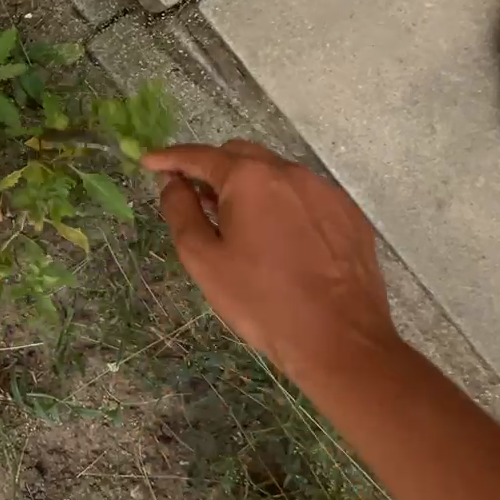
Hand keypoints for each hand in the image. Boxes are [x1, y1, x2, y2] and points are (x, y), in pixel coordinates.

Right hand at [141, 140, 398, 382]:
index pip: (198, 155)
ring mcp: (325, 193)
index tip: (149, 162)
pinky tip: (278, 237)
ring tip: (238, 221)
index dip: (169, 157)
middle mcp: (289, 173)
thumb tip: (173, 183)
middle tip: (196, 198)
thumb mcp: (202, 257)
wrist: (343, 345)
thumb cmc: (262, 300)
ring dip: (248, 185)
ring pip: (273, 172)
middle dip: (211, 168)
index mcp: (249, 178)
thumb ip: (179, 210)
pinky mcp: (350, 216)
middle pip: (238, 154)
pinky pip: (304, 194)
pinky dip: (281, 202)